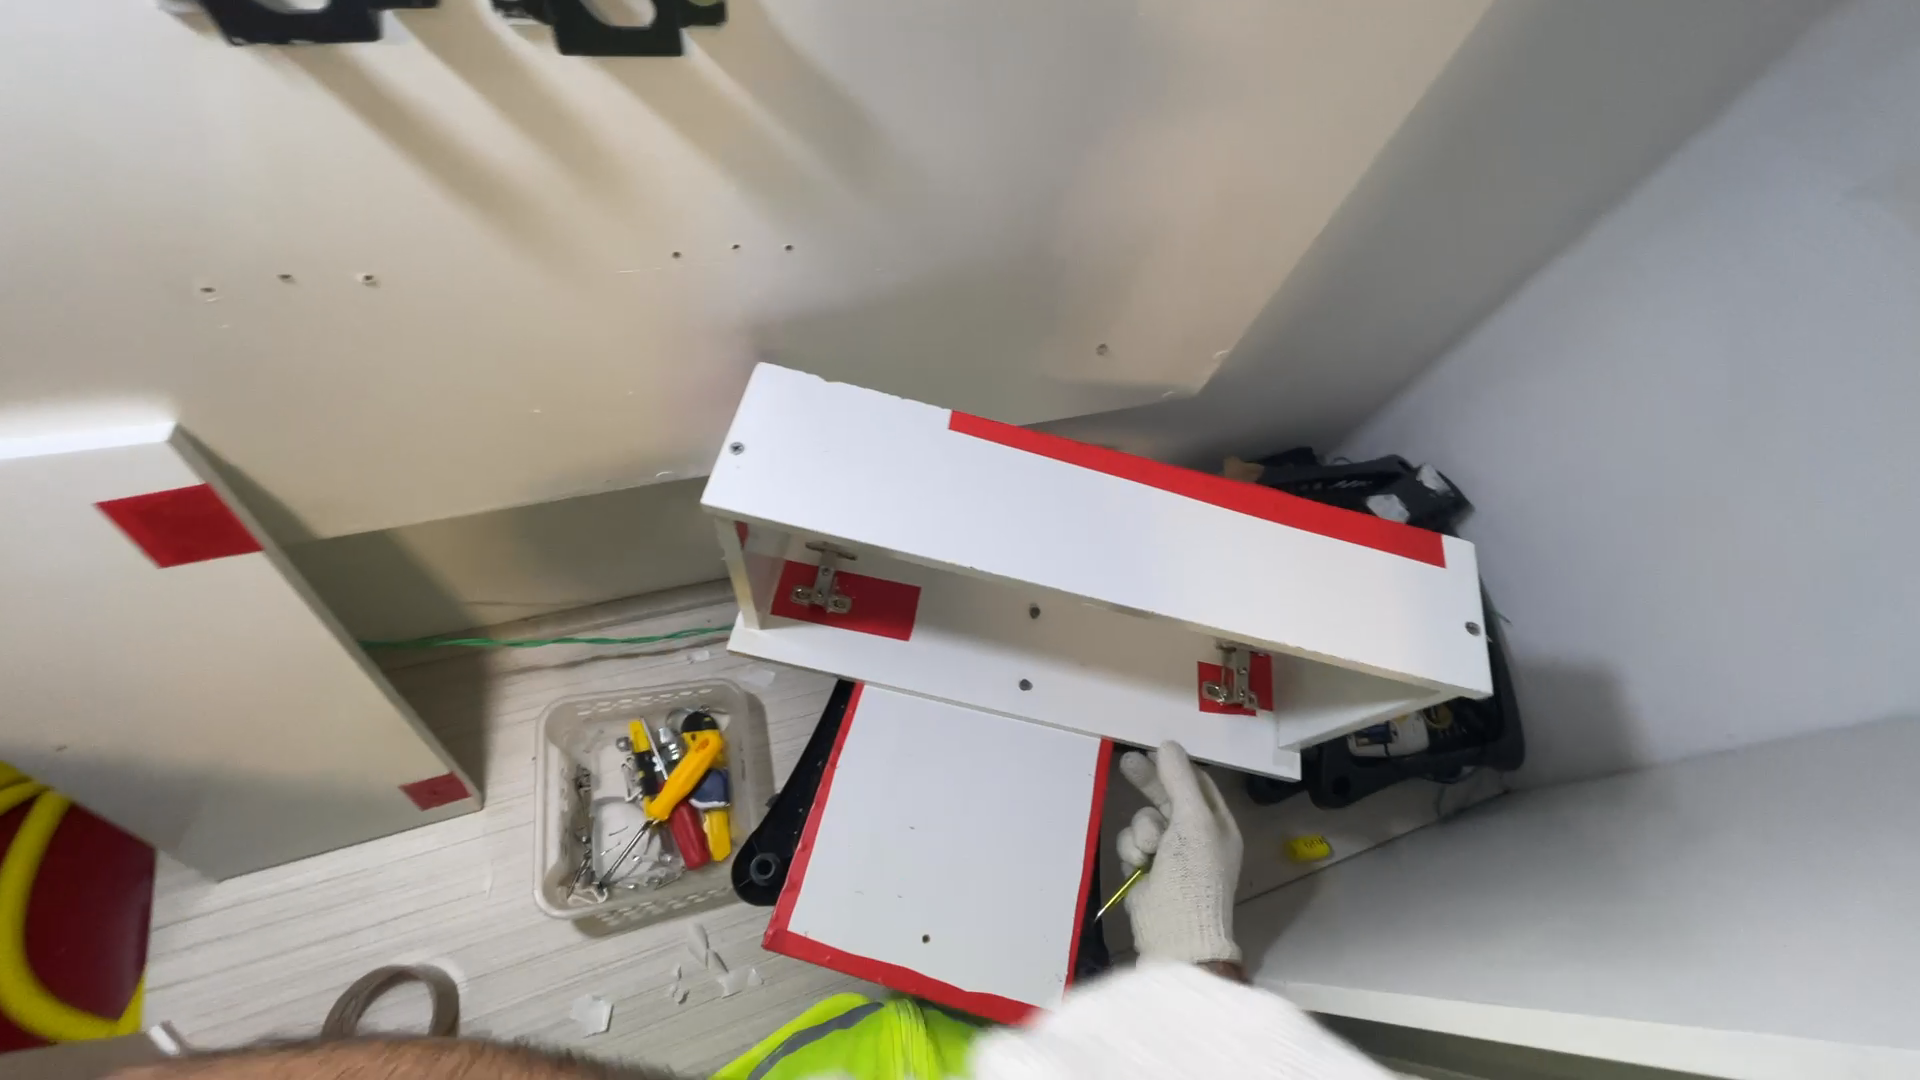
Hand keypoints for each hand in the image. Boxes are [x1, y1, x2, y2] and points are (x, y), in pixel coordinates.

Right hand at [1114, 741, 1242, 964]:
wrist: (1176, 934)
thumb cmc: (1194, 875)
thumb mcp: (1193, 821)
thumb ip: (1179, 780)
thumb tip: (1167, 744)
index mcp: (1218, 825)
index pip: (1198, 784)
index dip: (1176, 767)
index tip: (1154, 750)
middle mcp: (1196, 837)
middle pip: (1167, 796)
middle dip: (1148, 783)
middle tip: (1126, 762)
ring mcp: (1170, 853)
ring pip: (1144, 819)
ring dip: (1142, 830)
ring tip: (1149, 849)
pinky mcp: (1146, 868)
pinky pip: (1131, 841)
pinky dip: (1133, 850)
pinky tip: (1139, 865)